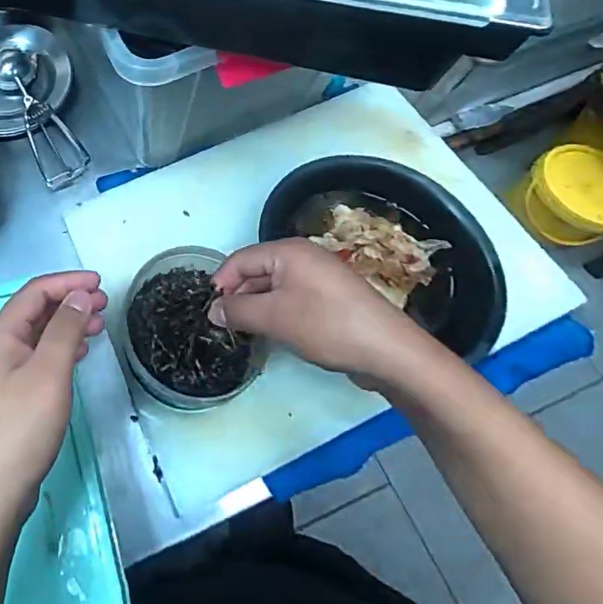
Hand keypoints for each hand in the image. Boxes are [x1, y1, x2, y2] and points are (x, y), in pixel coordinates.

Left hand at [0, 271, 107, 514]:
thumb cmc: (21, 426)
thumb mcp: (49, 372)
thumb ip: (64, 329)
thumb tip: (78, 295)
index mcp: (2, 334)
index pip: (35, 292)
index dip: (67, 282)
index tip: (100, 283)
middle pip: (36, 310)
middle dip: (70, 301)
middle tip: (105, 304)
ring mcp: (4, 373)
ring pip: (40, 335)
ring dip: (68, 324)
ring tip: (99, 326)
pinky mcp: (12, 396)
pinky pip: (40, 358)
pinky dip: (62, 349)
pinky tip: (79, 355)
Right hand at [208, 238, 449, 388]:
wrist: (391, 352)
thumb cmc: (327, 326)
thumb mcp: (274, 318)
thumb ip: (238, 310)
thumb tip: (213, 310)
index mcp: (287, 251)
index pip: (240, 259)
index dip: (221, 284)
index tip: (211, 311)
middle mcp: (303, 256)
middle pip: (257, 271)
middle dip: (239, 296)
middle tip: (226, 325)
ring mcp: (320, 277)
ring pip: (275, 286)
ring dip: (258, 306)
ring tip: (247, 332)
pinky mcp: (332, 298)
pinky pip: (294, 298)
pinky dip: (279, 312)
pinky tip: (276, 333)